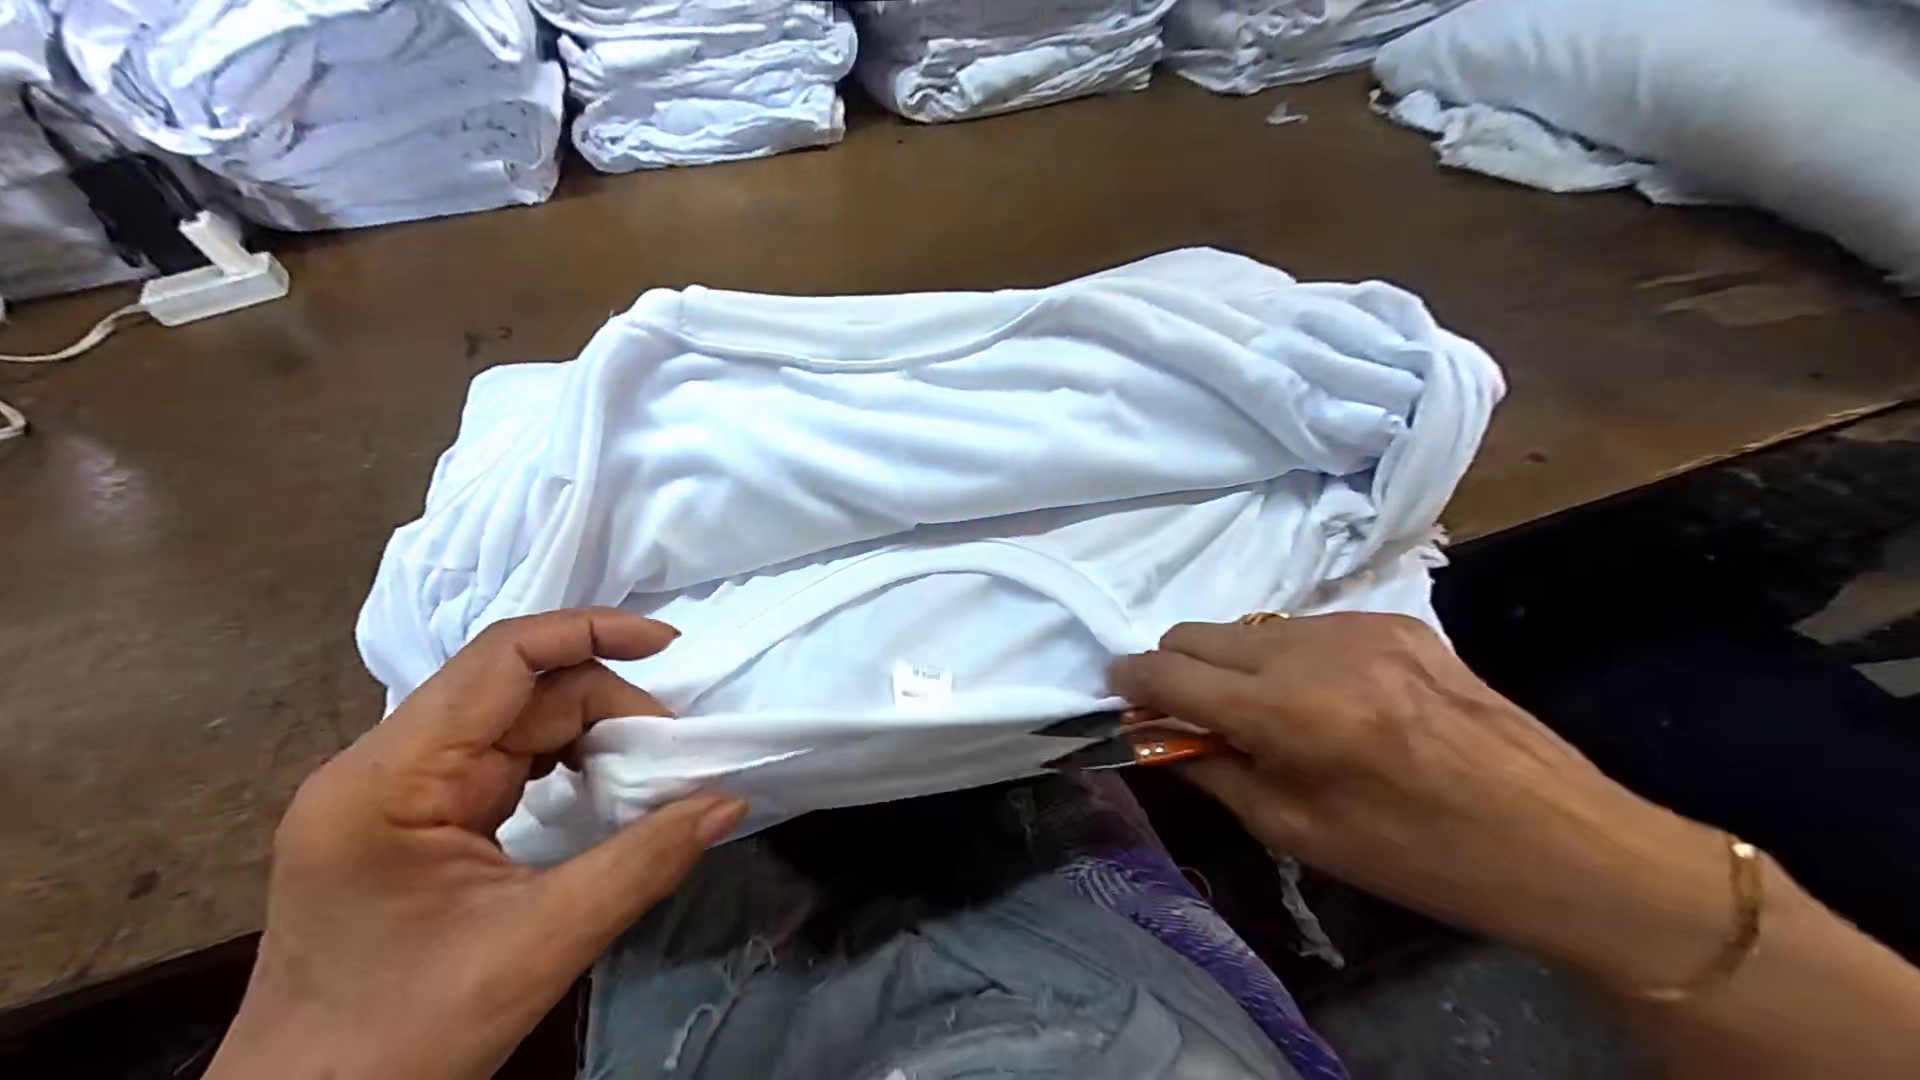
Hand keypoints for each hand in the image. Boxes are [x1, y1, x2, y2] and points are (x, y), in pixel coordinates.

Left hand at [206, 608, 746, 1079]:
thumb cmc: (399, 1040)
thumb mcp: (538, 946)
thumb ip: (644, 863)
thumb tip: (729, 802)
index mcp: (390, 780)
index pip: (503, 658)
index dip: (591, 630)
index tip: (669, 643)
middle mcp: (388, 764)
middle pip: (525, 690)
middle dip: (611, 708)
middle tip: (672, 757)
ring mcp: (402, 787)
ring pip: (525, 718)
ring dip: (596, 733)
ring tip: (646, 773)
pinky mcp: (423, 811)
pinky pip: (513, 754)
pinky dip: (572, 759)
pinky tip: (603, 787)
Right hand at [1110, 613, 1732, 992]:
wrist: (1567, 844)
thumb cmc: (1416, 857)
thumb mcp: (1294, 830)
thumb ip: (1210, 766)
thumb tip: (1156, 732)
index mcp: (1289, 713)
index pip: (1169, 673)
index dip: (1131, 682)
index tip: (1120, 693)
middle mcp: (1315, 650)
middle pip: (1196, 632)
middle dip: (1176, 667)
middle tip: (1191, 710)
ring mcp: (1357, 625)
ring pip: (1246, 626)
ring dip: (1232, 662)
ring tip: (1267, 709)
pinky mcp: (1393, 619)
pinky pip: (1302, 627)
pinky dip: (1287, 656)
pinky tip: (1326, 696)